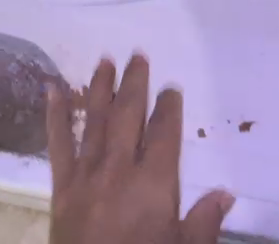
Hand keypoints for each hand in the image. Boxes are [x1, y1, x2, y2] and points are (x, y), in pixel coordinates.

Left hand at [48, 54, 233, 243]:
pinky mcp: (62, 186)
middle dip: (135, 84)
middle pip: (128, 116)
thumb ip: (203, 224)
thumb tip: (226, 193)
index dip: (169, 109)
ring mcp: (87, 174)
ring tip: (105, 59)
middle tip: (138, 54)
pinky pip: (58, 143)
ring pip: (95, 120)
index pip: (165, 135)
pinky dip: (55, 114)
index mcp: (154, 186)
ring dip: (100, 87)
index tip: (172, 87)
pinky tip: (52, 88)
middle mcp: (120, 169)